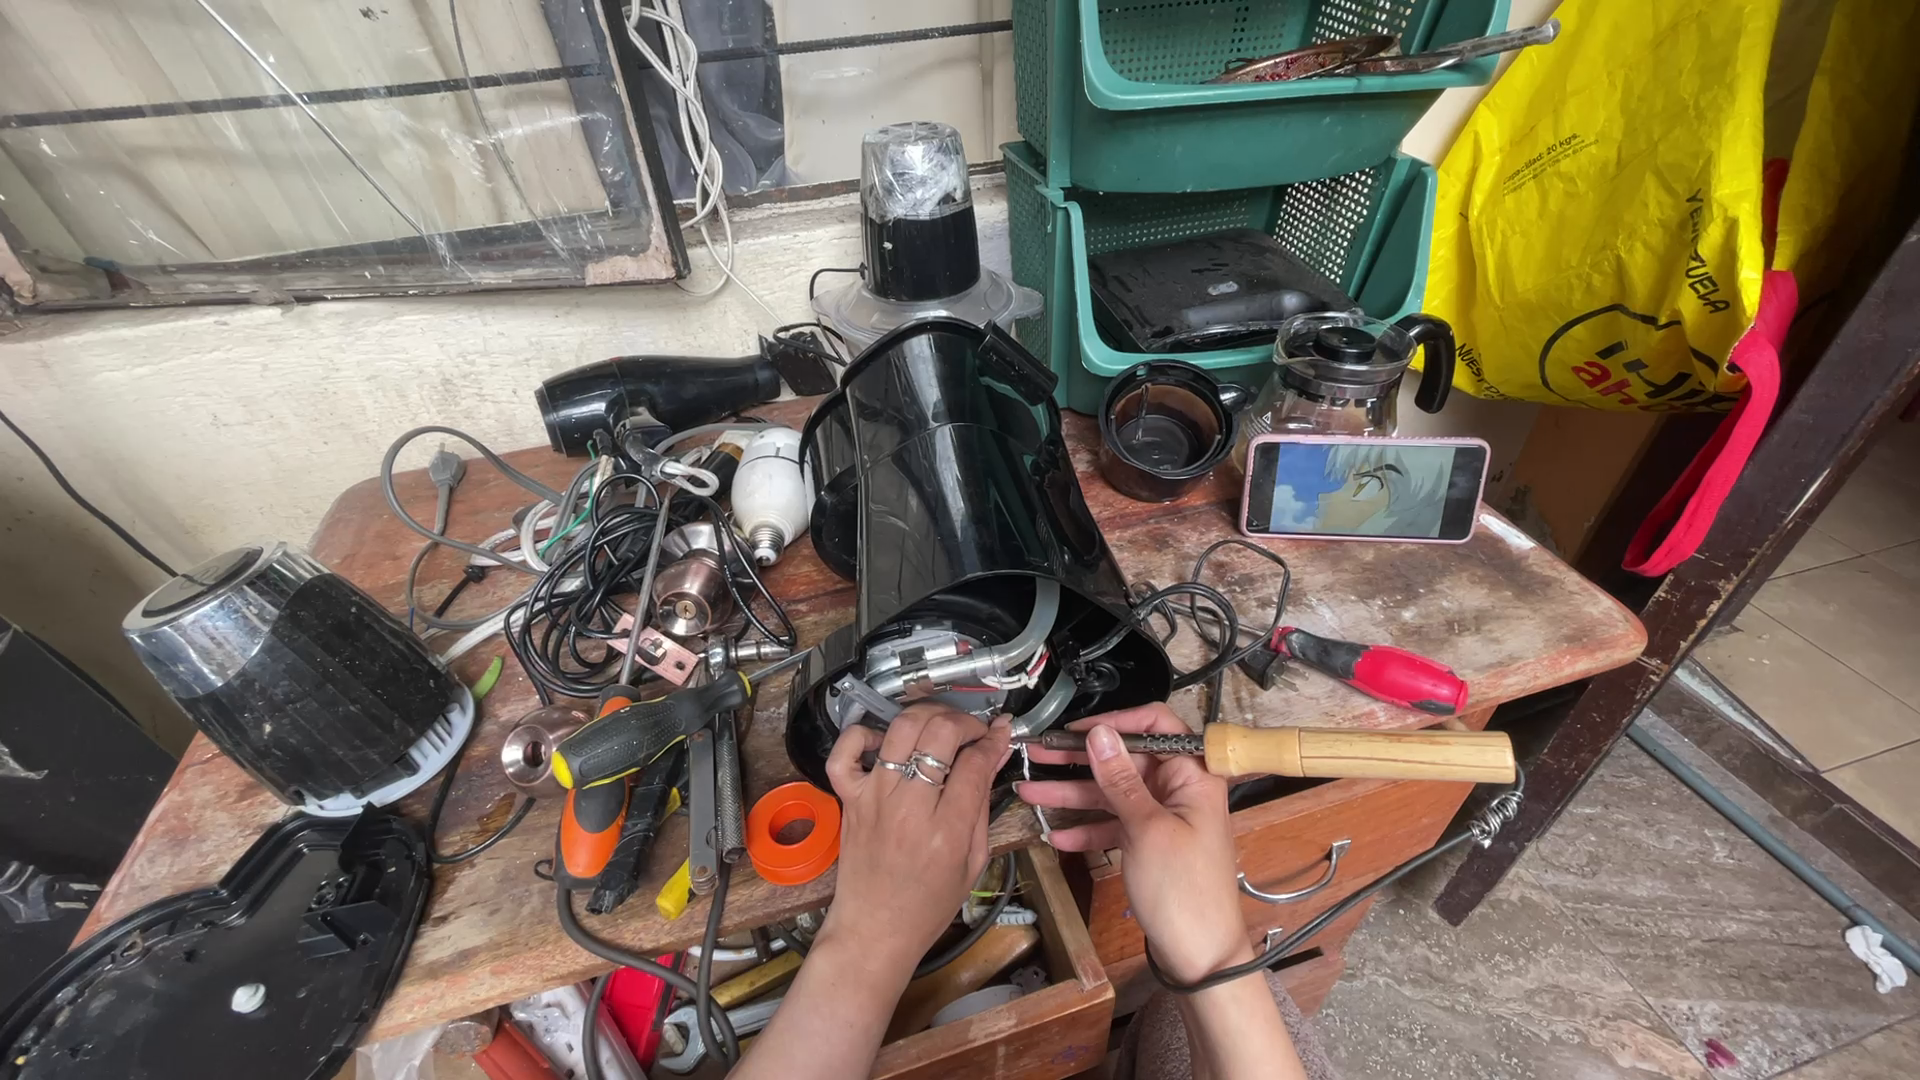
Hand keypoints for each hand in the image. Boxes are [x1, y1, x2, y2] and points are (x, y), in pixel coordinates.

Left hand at [817, 704, 1013, 980]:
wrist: (874, 931)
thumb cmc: (928, 904)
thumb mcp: (972, 861)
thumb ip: (982, 803)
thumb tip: (995, 753)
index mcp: (945, 832)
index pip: (974, 763)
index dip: (993, 739)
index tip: (999, 732)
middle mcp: (907, 808)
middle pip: (938, 734)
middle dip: (964, 721)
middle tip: (973, 730)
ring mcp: (873, 798)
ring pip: (900, 730)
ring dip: (927, 715)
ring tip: (941, 725)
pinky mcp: (849, 797)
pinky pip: (846, 751)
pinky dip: (865, 733)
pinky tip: (887, 739)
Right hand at [1018, 705, 1251, 982]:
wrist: (1202, 960)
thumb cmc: (1184, 890)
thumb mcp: (1146, 828)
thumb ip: (1119, 778)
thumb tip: (1099, 733)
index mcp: (1191, 774)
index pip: (1155, 726)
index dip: (1115, 723)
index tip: (1077, 730)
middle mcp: (1177, 788)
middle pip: (1124, 759)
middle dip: (1079, 758)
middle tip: (1039, 753)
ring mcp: (1160, 816)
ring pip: (1110, 793)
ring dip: (1071, 794)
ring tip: (1030, 790)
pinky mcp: (1147, 842)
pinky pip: (1111, 824)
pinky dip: (1085, 829)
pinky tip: (1056, 835)